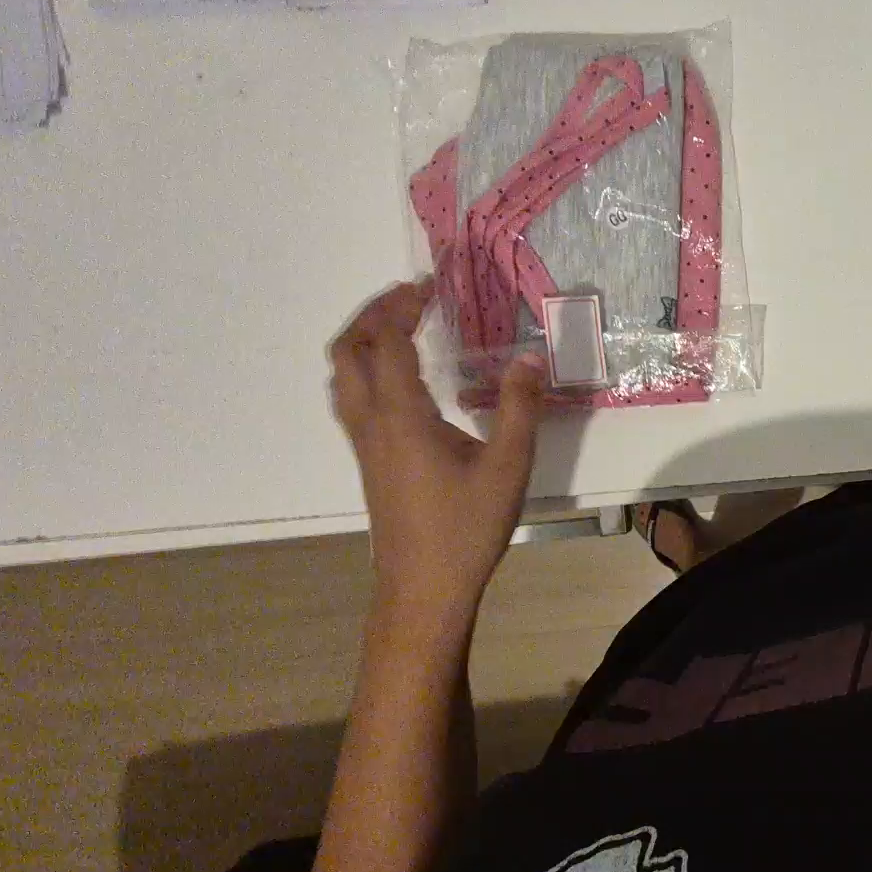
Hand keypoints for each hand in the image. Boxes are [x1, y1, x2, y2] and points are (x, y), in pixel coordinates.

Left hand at [328, 280, 545, 603]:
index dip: (402, 307)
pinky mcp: (369, 460)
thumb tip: (530, 358)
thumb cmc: (467, 526)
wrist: (424, 586)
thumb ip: (520, 407)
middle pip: (347, 351)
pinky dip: (365, 368)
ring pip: (341, 375)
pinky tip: (400, 380)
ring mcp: (364, 443)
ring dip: (362, 340)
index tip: (428, 285)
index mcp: (401, 416)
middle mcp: (371, 422)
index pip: (386, 343)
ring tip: (399, 326)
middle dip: (372, 314)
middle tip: (410, 298)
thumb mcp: (509, 465)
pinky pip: (350, 396)